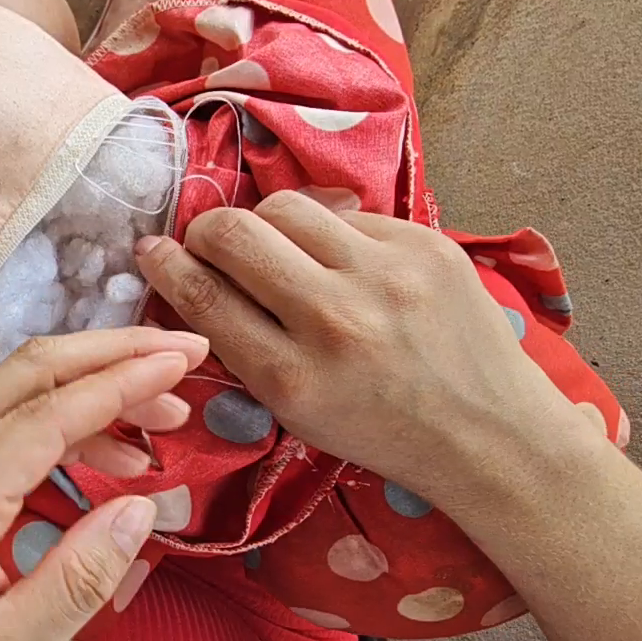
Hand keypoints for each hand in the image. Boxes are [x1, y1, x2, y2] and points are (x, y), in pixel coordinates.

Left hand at [0, 327, 207, 640]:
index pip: (52, 412)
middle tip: (185, 357)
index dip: (124, 380)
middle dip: (114, 353)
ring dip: (92, 383)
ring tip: (164, 421)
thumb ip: (78, 579)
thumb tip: (140, 508)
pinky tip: (107, 454)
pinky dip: (63, 415)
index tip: (186, 359)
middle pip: (33, 370)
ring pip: (19, 384)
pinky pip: (5, 415)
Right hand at [134, 190, 593, 506]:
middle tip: (208, 244)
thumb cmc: (375, 429)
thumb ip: (240, 346)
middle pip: (235, 234)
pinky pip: (345, 213)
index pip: (204, 297)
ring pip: (285, 206)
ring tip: (274, 247)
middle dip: (205, 232)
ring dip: (262, 223)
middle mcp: (334, 319)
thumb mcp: (290, 410)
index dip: (166, 265)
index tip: (151, 250)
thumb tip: (193, 278)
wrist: (491, 434)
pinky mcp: (427, 244)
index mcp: (290, 376)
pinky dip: (325, 232)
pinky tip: (338, 259)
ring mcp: (386, 273)